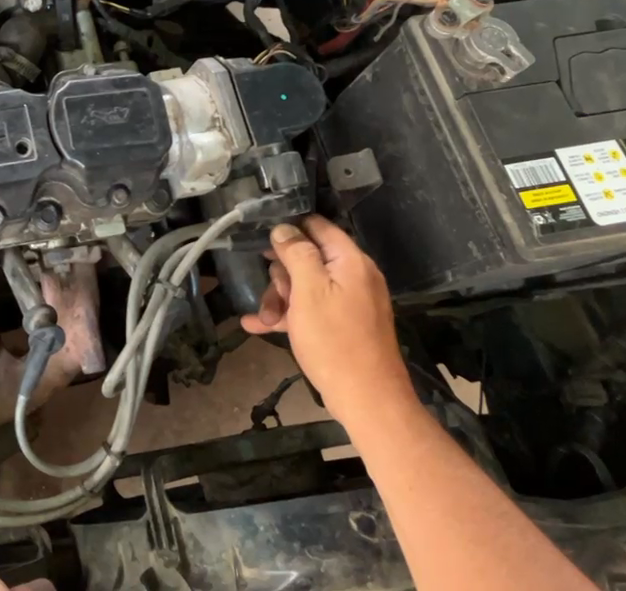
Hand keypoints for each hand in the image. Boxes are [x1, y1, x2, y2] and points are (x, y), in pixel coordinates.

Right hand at [240, 215, 415, 425]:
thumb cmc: (334, 340)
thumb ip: (296, 253)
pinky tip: (259, 325)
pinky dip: (289, 315)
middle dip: (281, 274)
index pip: (317, 226)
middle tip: (270, 294)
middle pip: (307, 258)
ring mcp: (350, 301)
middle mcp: (353, 276)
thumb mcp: (308, 291)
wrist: (367, 400)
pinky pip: (312, 309)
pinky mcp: (344, 324)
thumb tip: (284, 228)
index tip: (260, 236)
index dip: (289, 228)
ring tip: (263, 320)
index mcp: (350, 261)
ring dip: (280, 299)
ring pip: (305, 285)